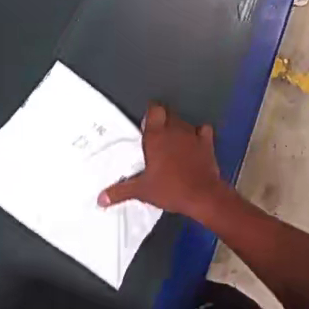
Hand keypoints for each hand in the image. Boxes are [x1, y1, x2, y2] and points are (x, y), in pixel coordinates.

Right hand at [100, 103, 234, 219]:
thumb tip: (100, 198)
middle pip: (168, 114)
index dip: (151, 113)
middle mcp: (175, 130)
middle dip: (162, 121)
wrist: (202, 195)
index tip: (146, 123)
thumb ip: (120, 191)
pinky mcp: (208, 143)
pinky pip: (203, 130)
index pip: (154, 110)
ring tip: (172, 142)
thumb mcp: (142, 190)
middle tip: (155, 136)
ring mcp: (193, 135)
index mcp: (156, 136)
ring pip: (184, 122)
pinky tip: (195, 143)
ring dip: (178, 128)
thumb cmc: (170, 189)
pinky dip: (199, 133)